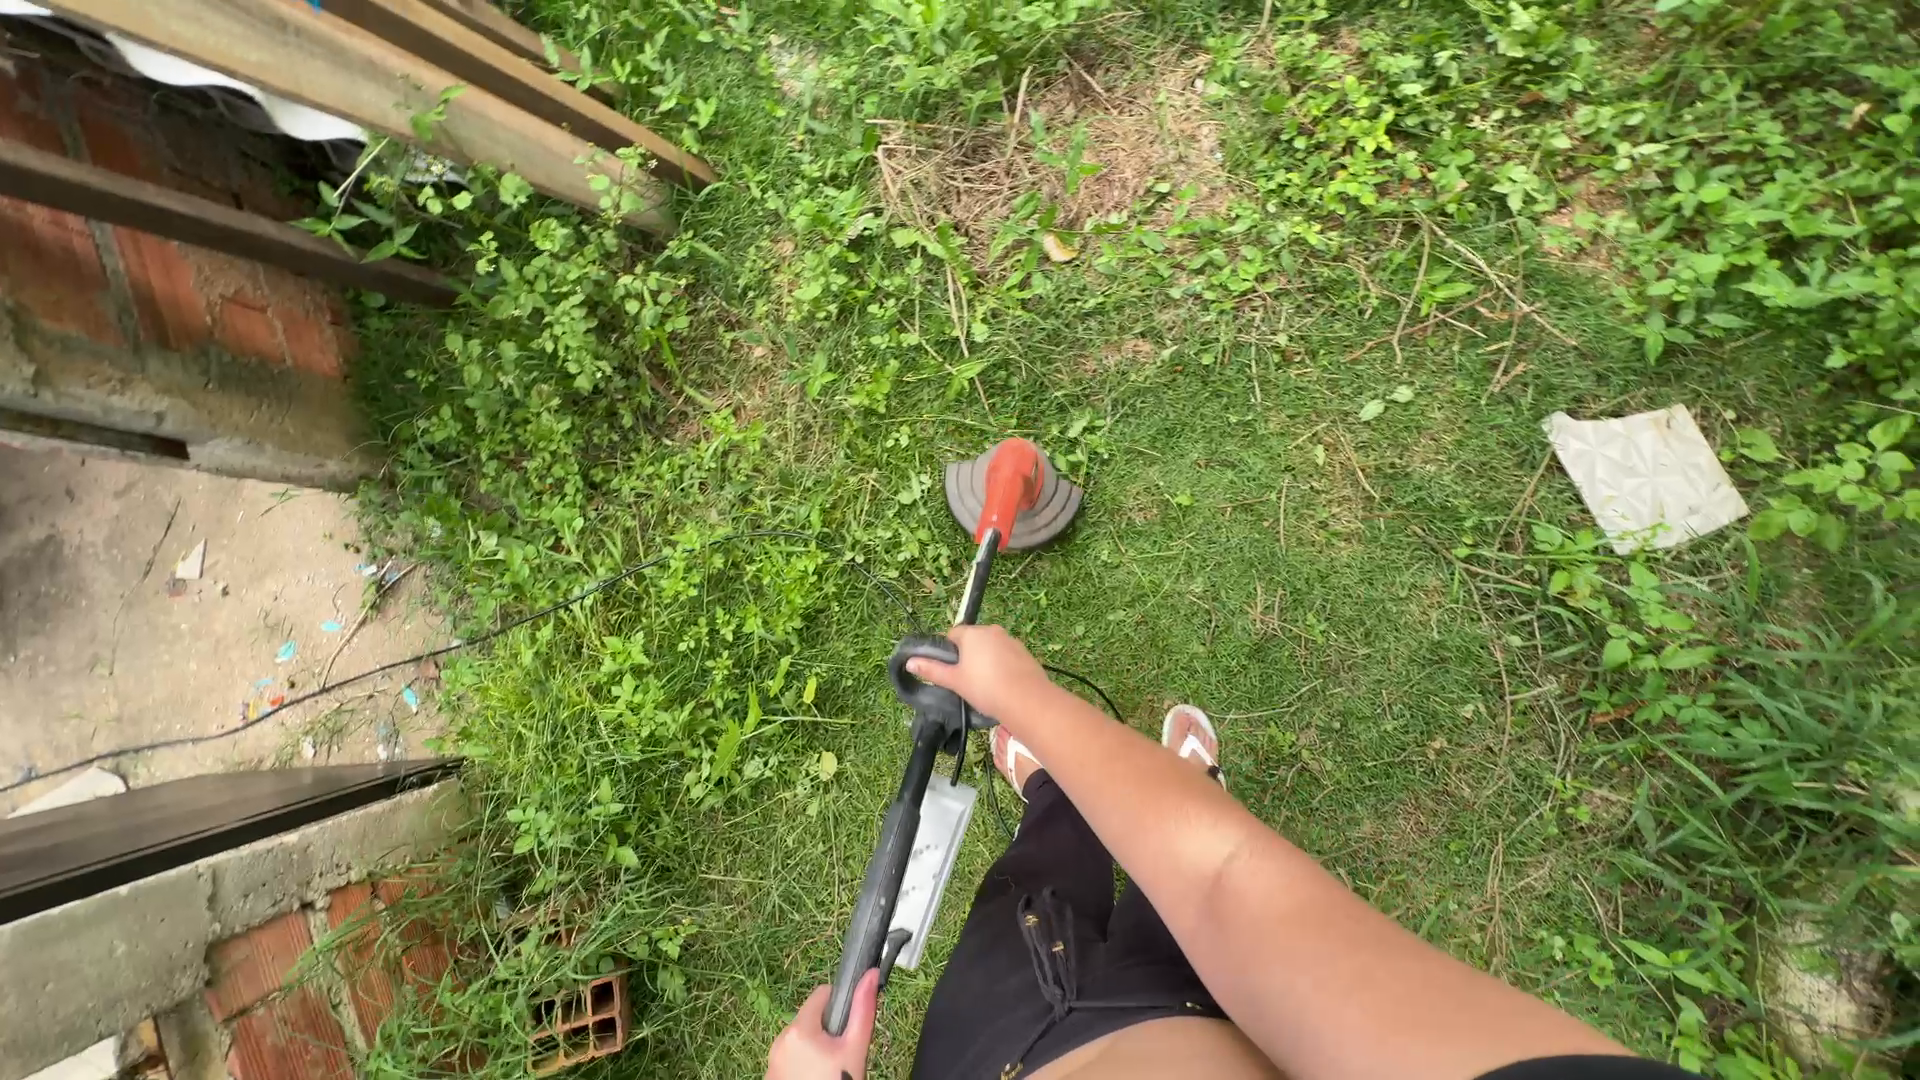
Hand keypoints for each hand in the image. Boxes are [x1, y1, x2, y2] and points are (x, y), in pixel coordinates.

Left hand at [765, 970, 879, 1079]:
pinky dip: (802, 1065)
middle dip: (827, 1031)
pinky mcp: (769, 1077)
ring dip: (815, 1048)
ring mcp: (771, 1062)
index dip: (839, 1006)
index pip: (822, 994)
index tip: (847, 1029)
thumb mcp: (855, 1051)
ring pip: (801, 1040)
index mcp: (799, 1028)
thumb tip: (870, 975)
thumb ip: (863, 1010)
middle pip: (811, 1018)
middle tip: (841, 1057)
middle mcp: (779, 1040)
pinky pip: (789, 1060)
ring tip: (829, 1072)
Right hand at [904, 624, 1056, 726]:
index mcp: (972, 633)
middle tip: (964, 681)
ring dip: (985, 661)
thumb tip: (910, 662)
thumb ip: (932, 670)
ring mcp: (1011, 640)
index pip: (952, 634)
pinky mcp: (1024, 653)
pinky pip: (1006, 656)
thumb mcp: (954, 681)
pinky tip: (1001, 685)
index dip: (948, 652)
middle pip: (972, 640)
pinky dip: (1001, 666)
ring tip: (984, 686)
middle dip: (967, 657)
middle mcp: (992, 631)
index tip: (949, 671)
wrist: (1027, 700)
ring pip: (990, 648)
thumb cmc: (986, 688)